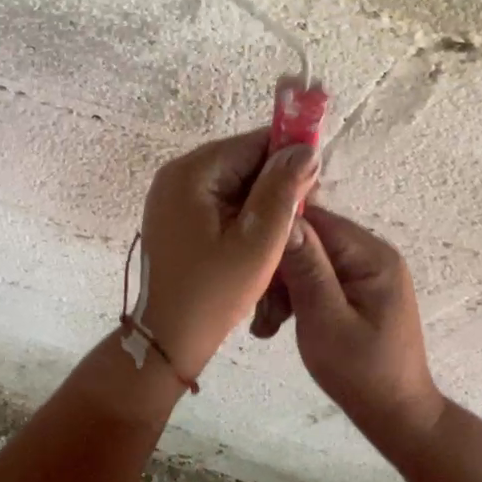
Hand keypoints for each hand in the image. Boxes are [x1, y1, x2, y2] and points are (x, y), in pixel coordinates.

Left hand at [130, 131, 319, 378]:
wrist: (167, 338)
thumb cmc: (213, 292)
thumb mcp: (258, 242)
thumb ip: (282, 191)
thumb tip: (305, 149)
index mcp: (191, 172)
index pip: (251, 144)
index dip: (288, 159)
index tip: (314, 189)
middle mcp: (177, 174)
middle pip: (241, 160)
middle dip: (275, 183)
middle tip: (301, 219)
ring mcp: (172, 194)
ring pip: (233, 181)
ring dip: (261, 201)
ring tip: (283, 233)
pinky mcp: (175, 215)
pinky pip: (219, 199)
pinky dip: (243, 213)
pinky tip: (260, 239)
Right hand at [274, 205, 444, 449]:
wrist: (396, 419)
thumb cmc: (363, 374)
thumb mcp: (326, 320)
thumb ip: (307, 268)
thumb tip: (284, 216)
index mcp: (371, 255)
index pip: (313, 219)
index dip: (276, 235)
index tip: (249, 264)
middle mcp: (370, 253)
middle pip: (306, 239)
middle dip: (277, 270)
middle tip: (260, 311)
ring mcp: (362, 270)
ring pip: (304, 258)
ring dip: (280, 287)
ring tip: (267, 324)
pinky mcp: (353, 287)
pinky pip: (312, 275)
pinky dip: (292, 296)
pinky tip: (276, 323)